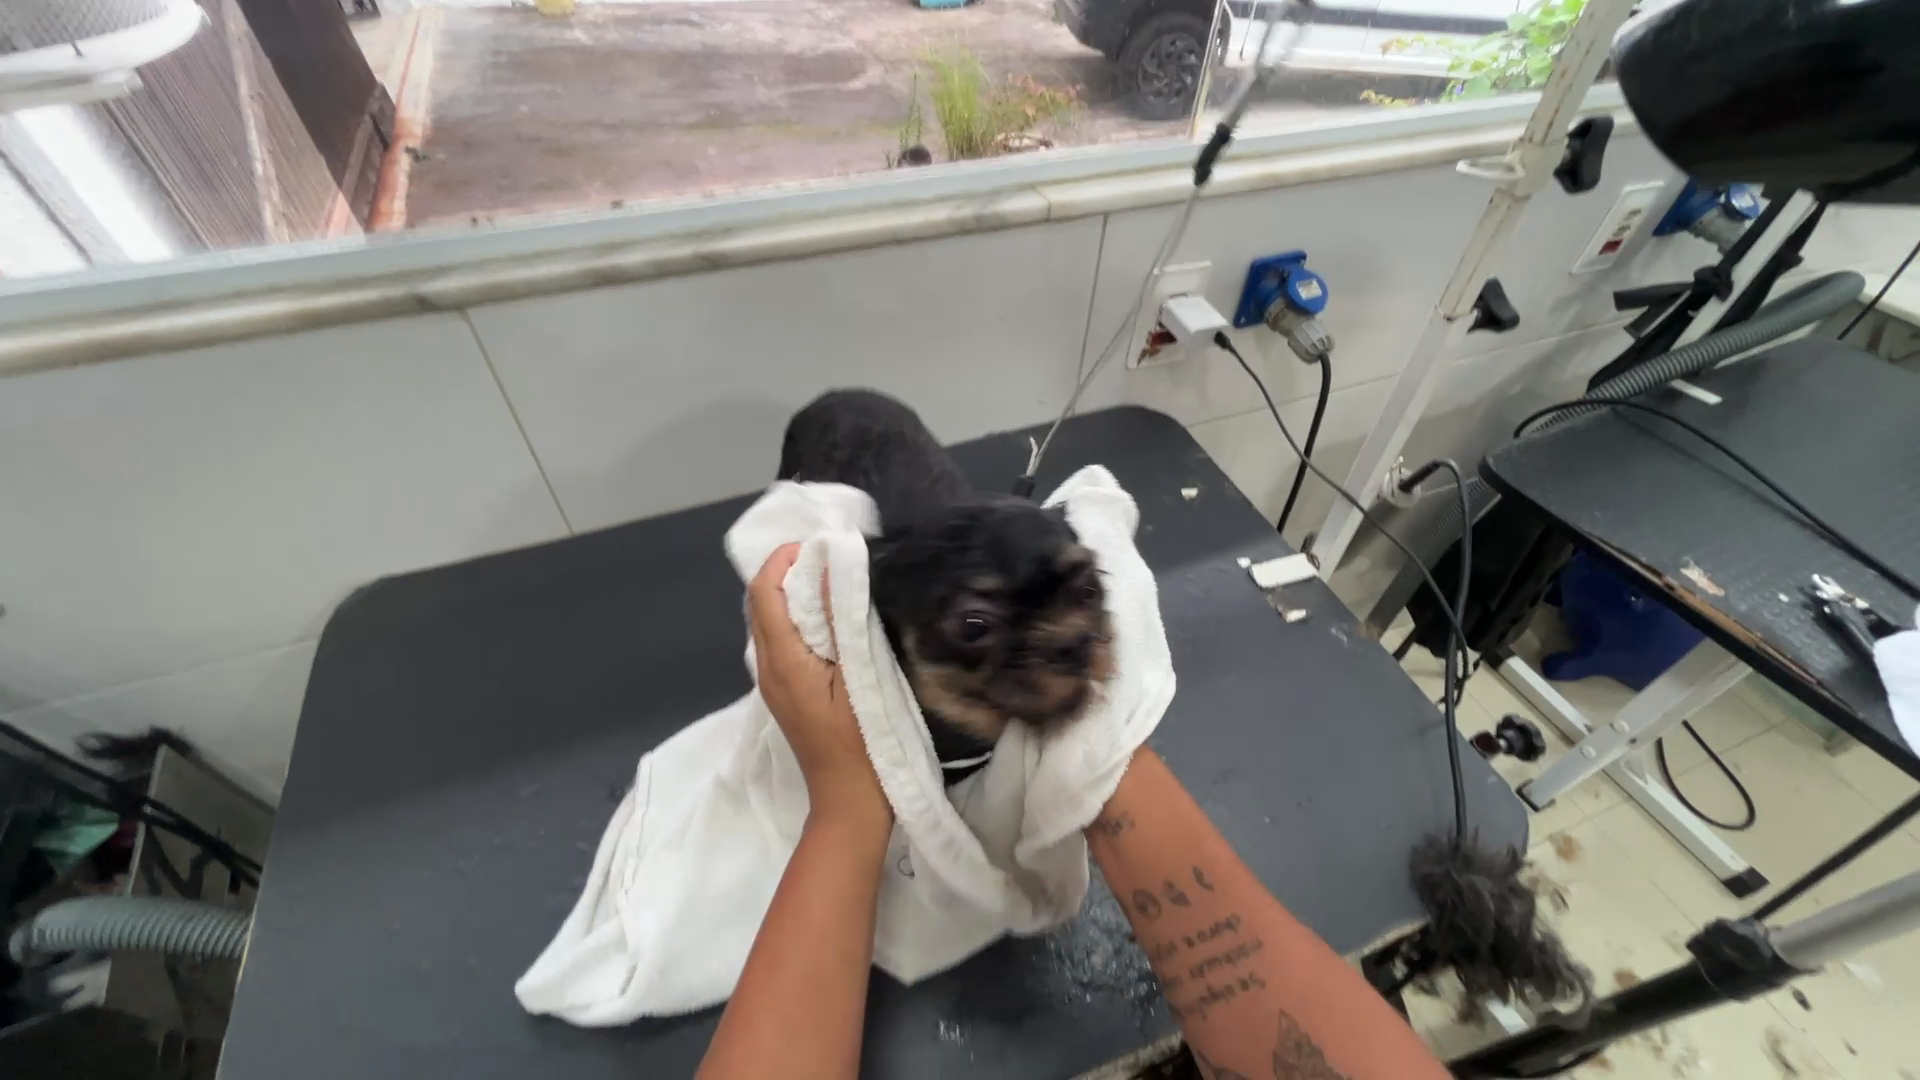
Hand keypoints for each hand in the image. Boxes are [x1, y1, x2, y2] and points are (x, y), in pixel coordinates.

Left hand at [748, 544, 891, 828]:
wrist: (852, 800)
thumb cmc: (863, 740)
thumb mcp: (859, 676)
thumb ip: (841, 621)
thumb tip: (830, 568)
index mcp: (783, 660)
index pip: (763, 591)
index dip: (784, 559)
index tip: (821, 544)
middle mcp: (768, 667)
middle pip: (760, 603)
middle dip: (787, 570)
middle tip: (831, 556)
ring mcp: (774, 682)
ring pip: (769, 621)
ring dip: (791, 592)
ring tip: (834, 579)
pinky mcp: (786, 692)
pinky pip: (781, 639)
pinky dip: (797, 616)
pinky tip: (830, 618)